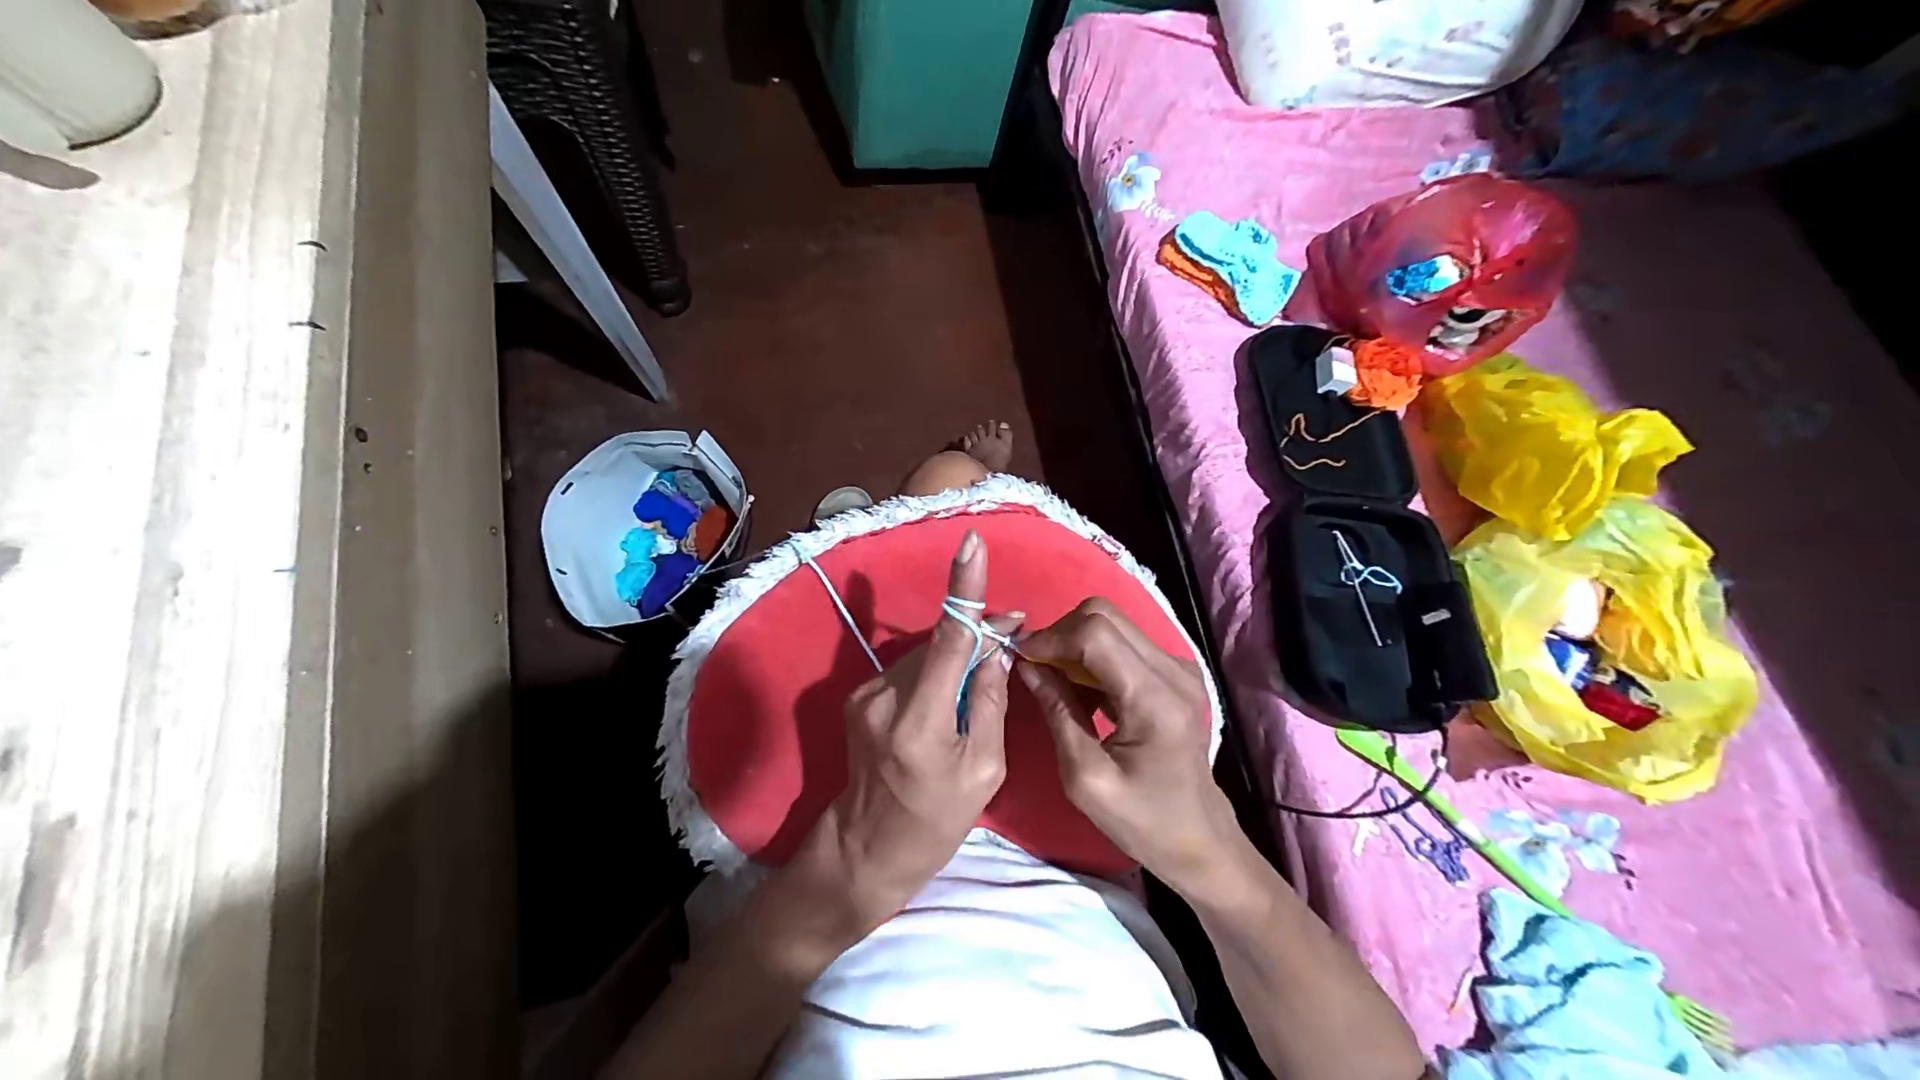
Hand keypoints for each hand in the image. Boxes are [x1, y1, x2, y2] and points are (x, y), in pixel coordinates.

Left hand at [786, 529, 1019, 944]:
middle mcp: (886, 697)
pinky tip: (944, 702)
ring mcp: (866, 694)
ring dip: (953, 659)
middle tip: (1009, 639)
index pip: (949, 640)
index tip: (972, 543)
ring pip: (924, 655)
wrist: (864, 849)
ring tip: (972, 692)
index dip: (964, 589)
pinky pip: (909, 670)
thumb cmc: (935, 821)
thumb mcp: (982, 771)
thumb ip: (990, 703)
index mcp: (921, 721)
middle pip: (940, 644)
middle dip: (975, 638)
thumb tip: (997, 651)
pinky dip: (933, 674)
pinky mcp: (858, 696)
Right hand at [1016, 599, 1249, 897]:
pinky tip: (1081, 689)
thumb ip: (1057, 712)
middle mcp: (1174, 671)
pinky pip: (1125, 642)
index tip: (1020, 657)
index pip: (1096, 634)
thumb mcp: (1084, 778)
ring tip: (1054, 679)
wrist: (1198, 840)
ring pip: (1114, 624)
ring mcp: (1180, 668)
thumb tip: (1027, 664)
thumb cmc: (1142, 820)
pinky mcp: (1176, 673)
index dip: (1051, 638)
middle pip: (1105, 616)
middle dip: (1061, 634)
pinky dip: (1093, 655)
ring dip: (1075, 643)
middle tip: (1035, 666)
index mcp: (1156, 699)